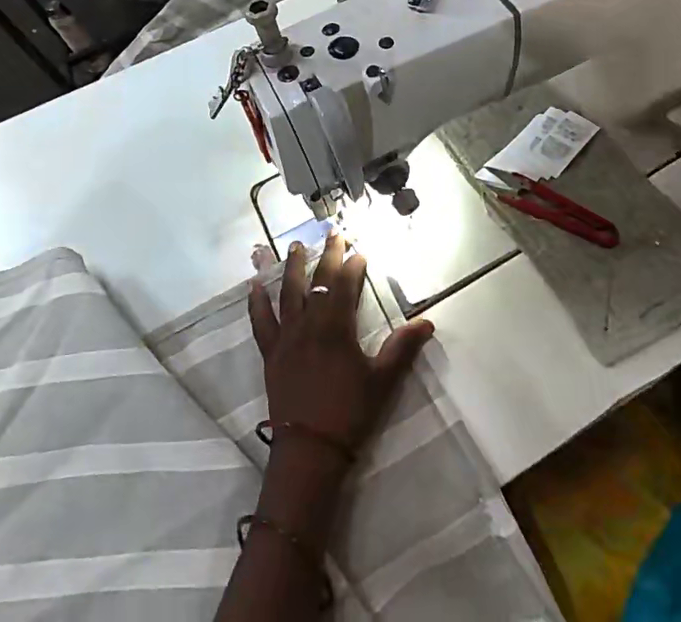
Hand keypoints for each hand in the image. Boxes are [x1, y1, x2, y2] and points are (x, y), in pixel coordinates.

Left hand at [246, 235, 434, 458]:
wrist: (310, 447)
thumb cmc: (350, 413)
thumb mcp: (383, 381)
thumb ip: (402, 348)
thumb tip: (427, 322)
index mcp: (336, 328)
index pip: (344, 286)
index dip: (353, 266)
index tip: (359, 250)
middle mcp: (308, 324)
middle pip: (317, 281)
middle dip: (326, 256)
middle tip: (332, 233)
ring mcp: (285, 336)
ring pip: (287, 293)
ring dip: (290, 267)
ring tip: (293, 245)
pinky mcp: (270, 351)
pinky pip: (260, 321)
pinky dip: (256, 302)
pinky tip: (253, 285)